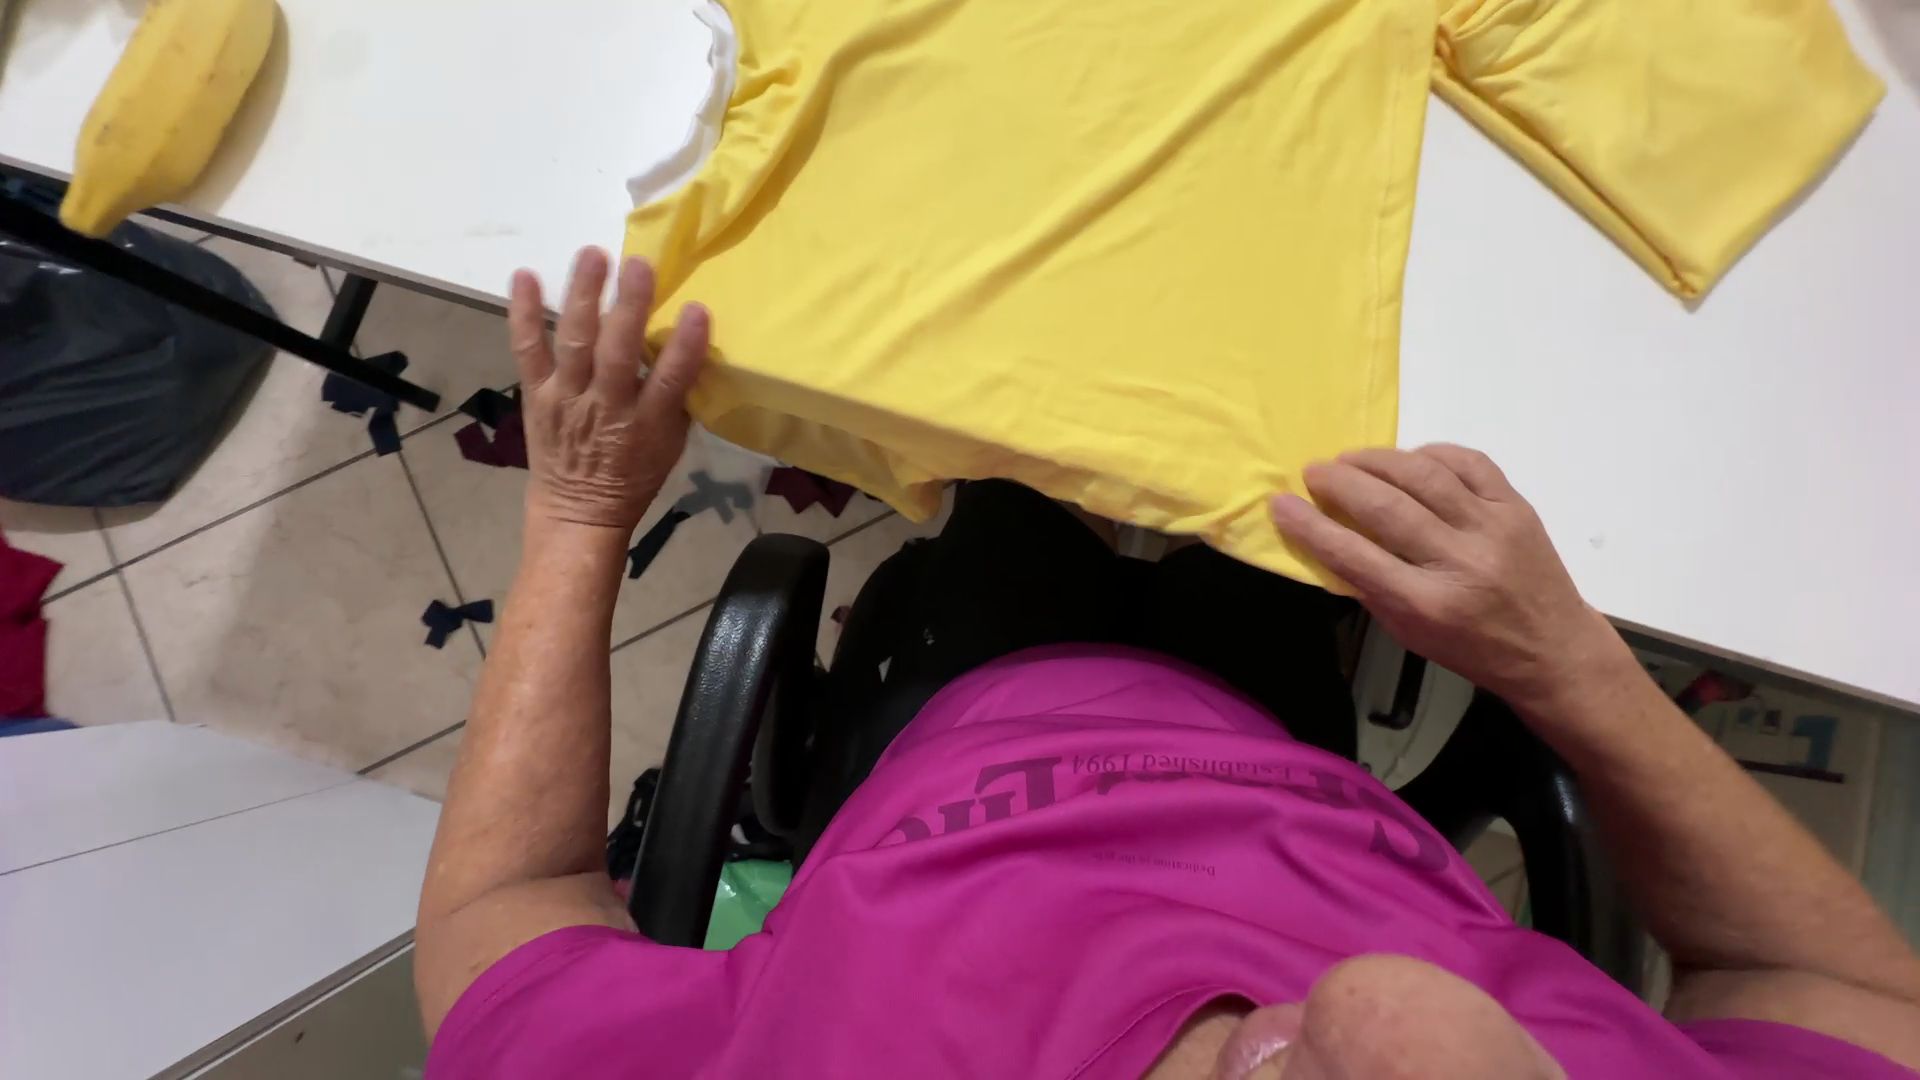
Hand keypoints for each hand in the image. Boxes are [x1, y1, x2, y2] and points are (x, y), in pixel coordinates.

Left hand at [507, 248, 708, 532]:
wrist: (579, 508)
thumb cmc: (635, 474)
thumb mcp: (671, 445)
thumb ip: (677, 400)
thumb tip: (689, 350)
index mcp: (647, 424)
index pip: (670, 380)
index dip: (684, 345)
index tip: (697, 309)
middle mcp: (606, 407)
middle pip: (618, 353)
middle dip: (629, 307)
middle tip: (640, 264)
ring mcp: (567, 398)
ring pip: (574, 342)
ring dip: (583, 295)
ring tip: (593, 255)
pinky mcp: (537, 393)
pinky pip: (527, 350)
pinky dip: (523, 313)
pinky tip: (525, 276)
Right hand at [1269, 445, 1625, 712]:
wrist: (1554, 650)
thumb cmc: (1467, 646)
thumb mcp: (1405, 631)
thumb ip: (1367, 584)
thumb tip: (1325, 536)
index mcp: (1426, 604)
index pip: (1354, 555)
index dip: (1310, 526)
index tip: (1280, 503)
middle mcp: (1461, 562)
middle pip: (1387, 508)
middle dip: (1339, 483)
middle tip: (1312, 472)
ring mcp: (1493, 529)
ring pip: (1425, 476)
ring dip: (1377, 460)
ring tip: (1348, 459)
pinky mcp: (1517, 508)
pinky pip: (1470, 463)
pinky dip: (1430, 453)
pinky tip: (1406, 459)